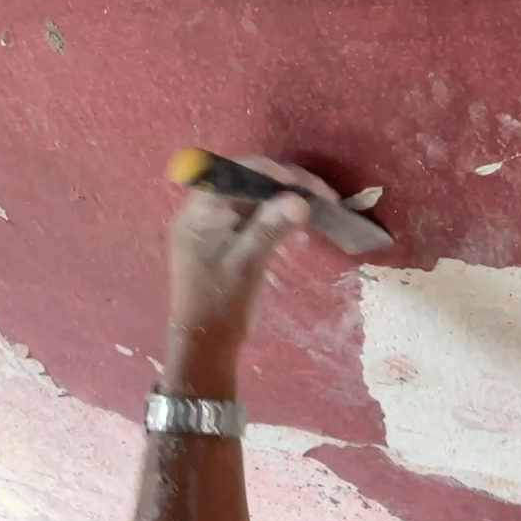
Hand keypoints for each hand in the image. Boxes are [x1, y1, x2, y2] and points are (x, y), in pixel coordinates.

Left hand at [161, 157, 317, 397]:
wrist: (207, 347)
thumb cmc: (219, 303)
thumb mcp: (246, 263)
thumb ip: (270, 228)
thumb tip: (299, 200)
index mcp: (200, 210)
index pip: (236, 173)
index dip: (271, 173)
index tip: (303, 185)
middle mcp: (207, 211)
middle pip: (249, 184)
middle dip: (285, 187)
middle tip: (320, 195)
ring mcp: (219, 227)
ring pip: (257, 201)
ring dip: (285, 203)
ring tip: (316, 209)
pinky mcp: (231, 241)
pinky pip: (257, 220)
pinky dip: (278, 221)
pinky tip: (298, 234)